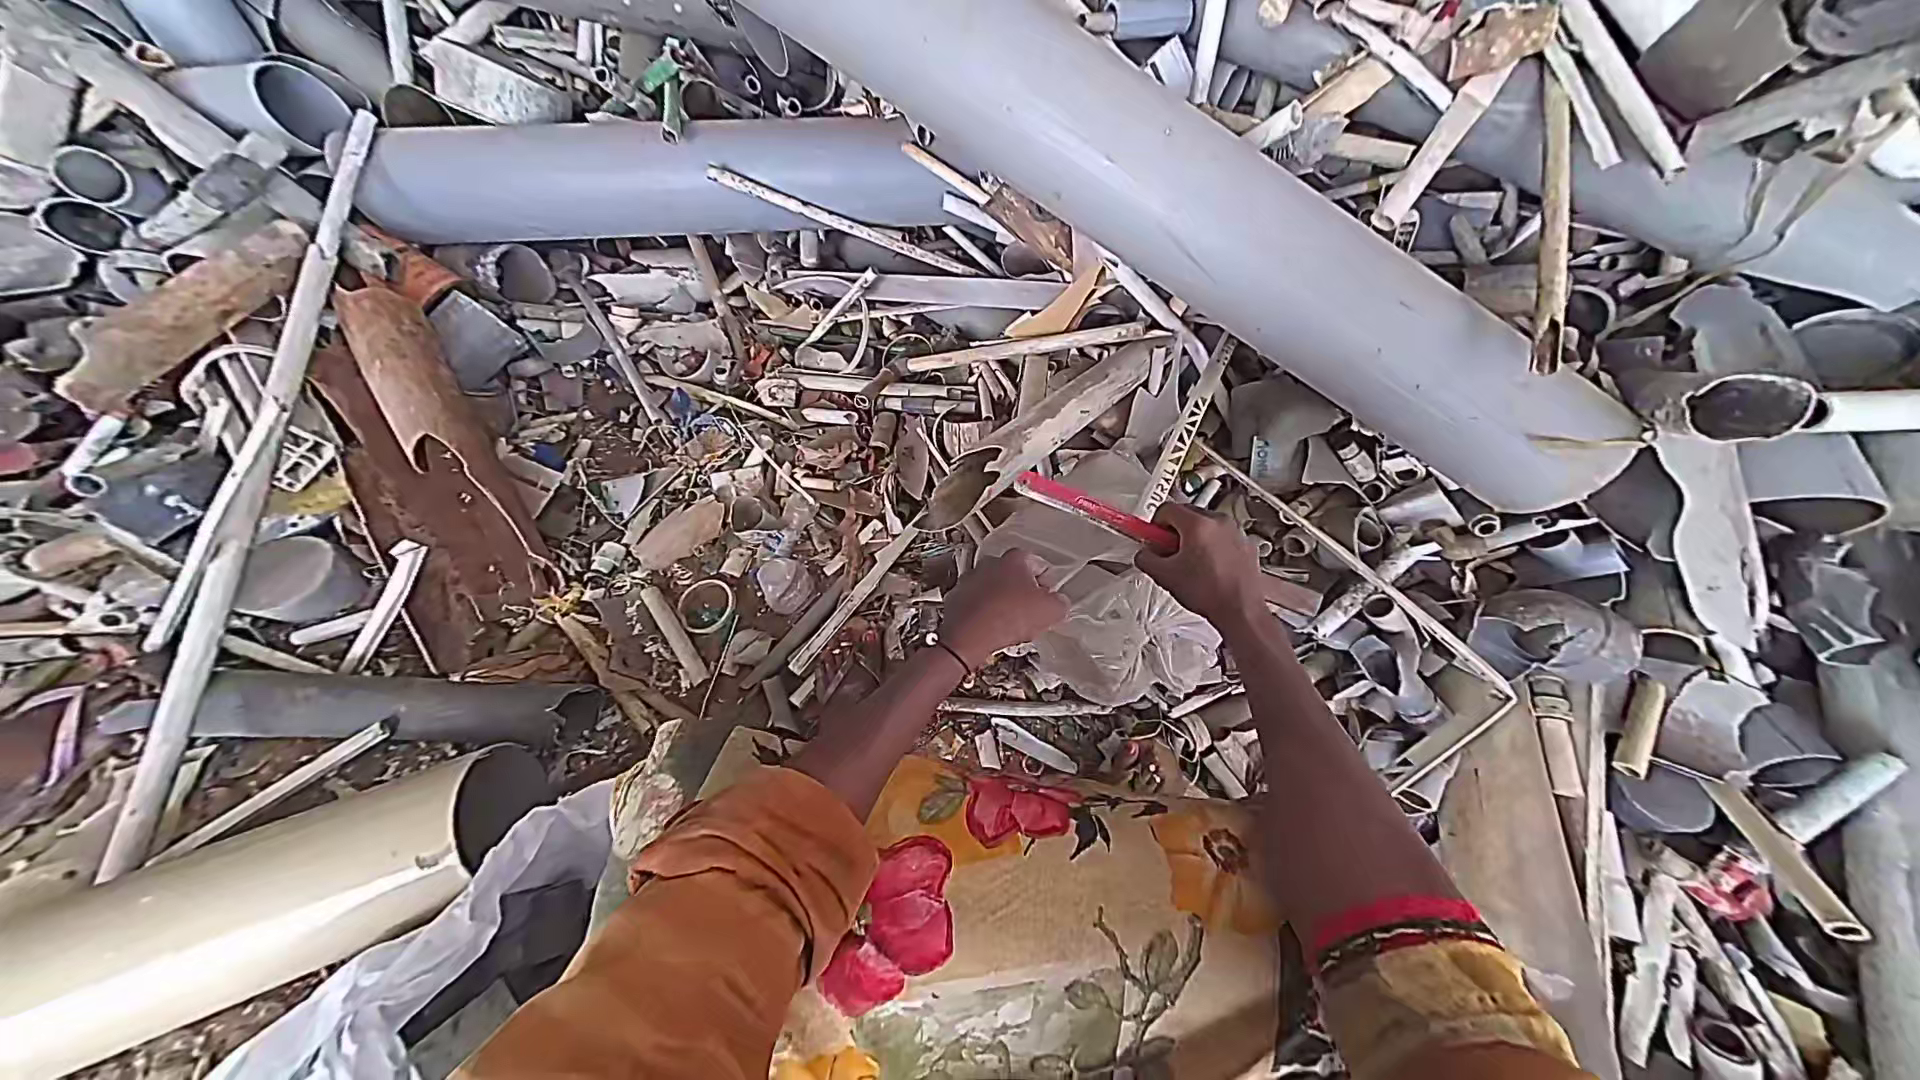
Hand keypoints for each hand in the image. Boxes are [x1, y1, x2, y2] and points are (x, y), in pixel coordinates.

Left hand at [940, 550, 1068, 667]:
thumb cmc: (1007, 617)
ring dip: (1002, 601)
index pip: (1038, 563)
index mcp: (1015, 559)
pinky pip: (976, 603)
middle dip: (1023, 591)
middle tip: (1031, 611)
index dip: (1048, 582)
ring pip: (993, 588)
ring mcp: (970, 579)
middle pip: (1013, 575)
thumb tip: (1060, 603)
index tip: (1050, 596)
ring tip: (1011, 623)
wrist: (969, 635)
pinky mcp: (956, 598)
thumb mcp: (1050, 611)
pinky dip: (984, 613)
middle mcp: (990, 564)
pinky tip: (992, 628)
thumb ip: (1060, 603)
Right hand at [1135, 503, 1263, 624]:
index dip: (1154, 525)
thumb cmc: (1211, 593)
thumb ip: (1145, 558)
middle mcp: (1220, 522)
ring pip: (1205, 525)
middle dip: (1173, 532)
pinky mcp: (1246, 544)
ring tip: (1189, 563)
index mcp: (1198, 525)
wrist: (1240, 610)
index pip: (1167, 508)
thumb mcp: (1164, 575)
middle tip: (1168, 552)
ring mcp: (1235, 532)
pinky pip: (1221, 537)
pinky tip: (1206, 567)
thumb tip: (1143, 553)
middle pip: (1187, 514)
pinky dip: (1211, 546)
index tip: (1153, 537)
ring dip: (1193, 539)